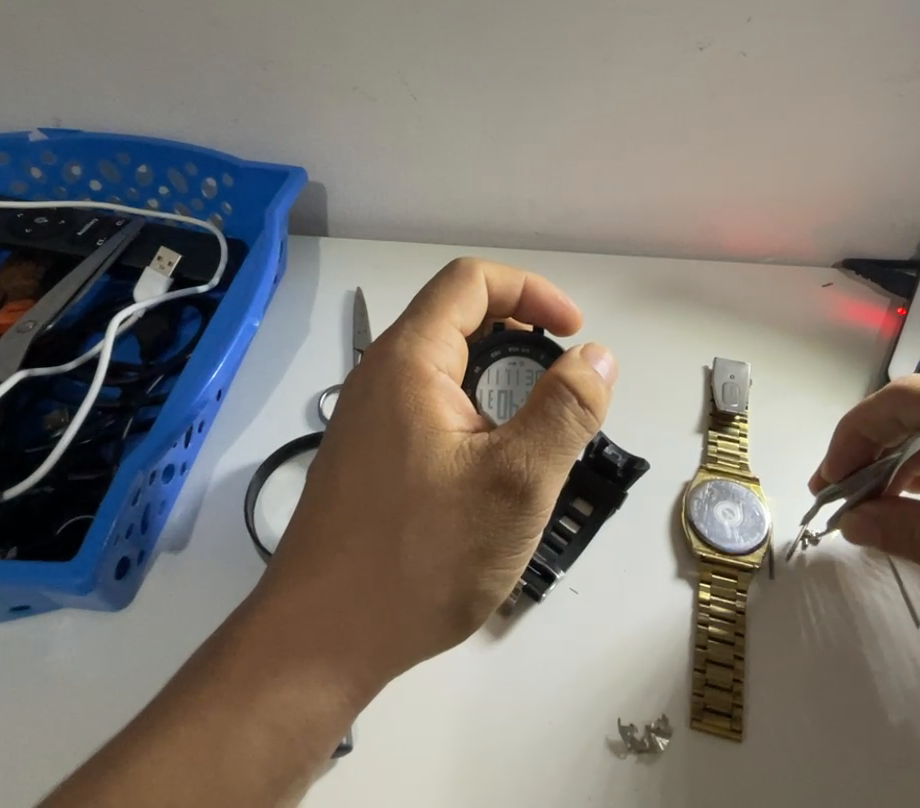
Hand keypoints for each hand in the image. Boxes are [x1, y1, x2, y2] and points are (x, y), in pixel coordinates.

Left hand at [263, 258, 617, 686]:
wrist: (322, 639)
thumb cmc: (421, 558)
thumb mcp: (516, 483)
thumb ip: (565, 411)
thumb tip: (597, 356)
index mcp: (409, 360)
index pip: (471, 281)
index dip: (532, 291)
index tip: (575, 332)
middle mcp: (380, 375)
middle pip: (457, 318)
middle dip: (521, 336)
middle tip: (562, 389)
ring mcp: (369, 417)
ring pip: (445, 367)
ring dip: (500, 381)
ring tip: (537, 435)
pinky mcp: (369, 454)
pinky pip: (429, 407)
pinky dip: (474, 414)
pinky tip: (493, 470)